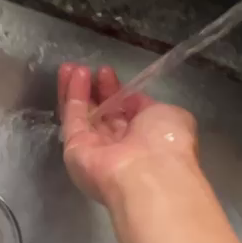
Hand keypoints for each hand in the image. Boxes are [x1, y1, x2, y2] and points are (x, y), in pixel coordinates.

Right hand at [58, 63, 200, 206]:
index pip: (126, 112)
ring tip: (73, 66)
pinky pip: (72, 116)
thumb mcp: (170, 115)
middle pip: (103, 113)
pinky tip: (72, 75)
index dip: (116, 91)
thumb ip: (148, 106)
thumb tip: (133, 101)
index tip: (108, 72)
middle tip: (89, 68)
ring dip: (78, 88)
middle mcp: (119, 144)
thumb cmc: (166, 143)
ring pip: (83, 113)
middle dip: (95, 89)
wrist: (148, 176)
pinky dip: (72, 94)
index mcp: (145, 138)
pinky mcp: (74, 146)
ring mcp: (94, 147)